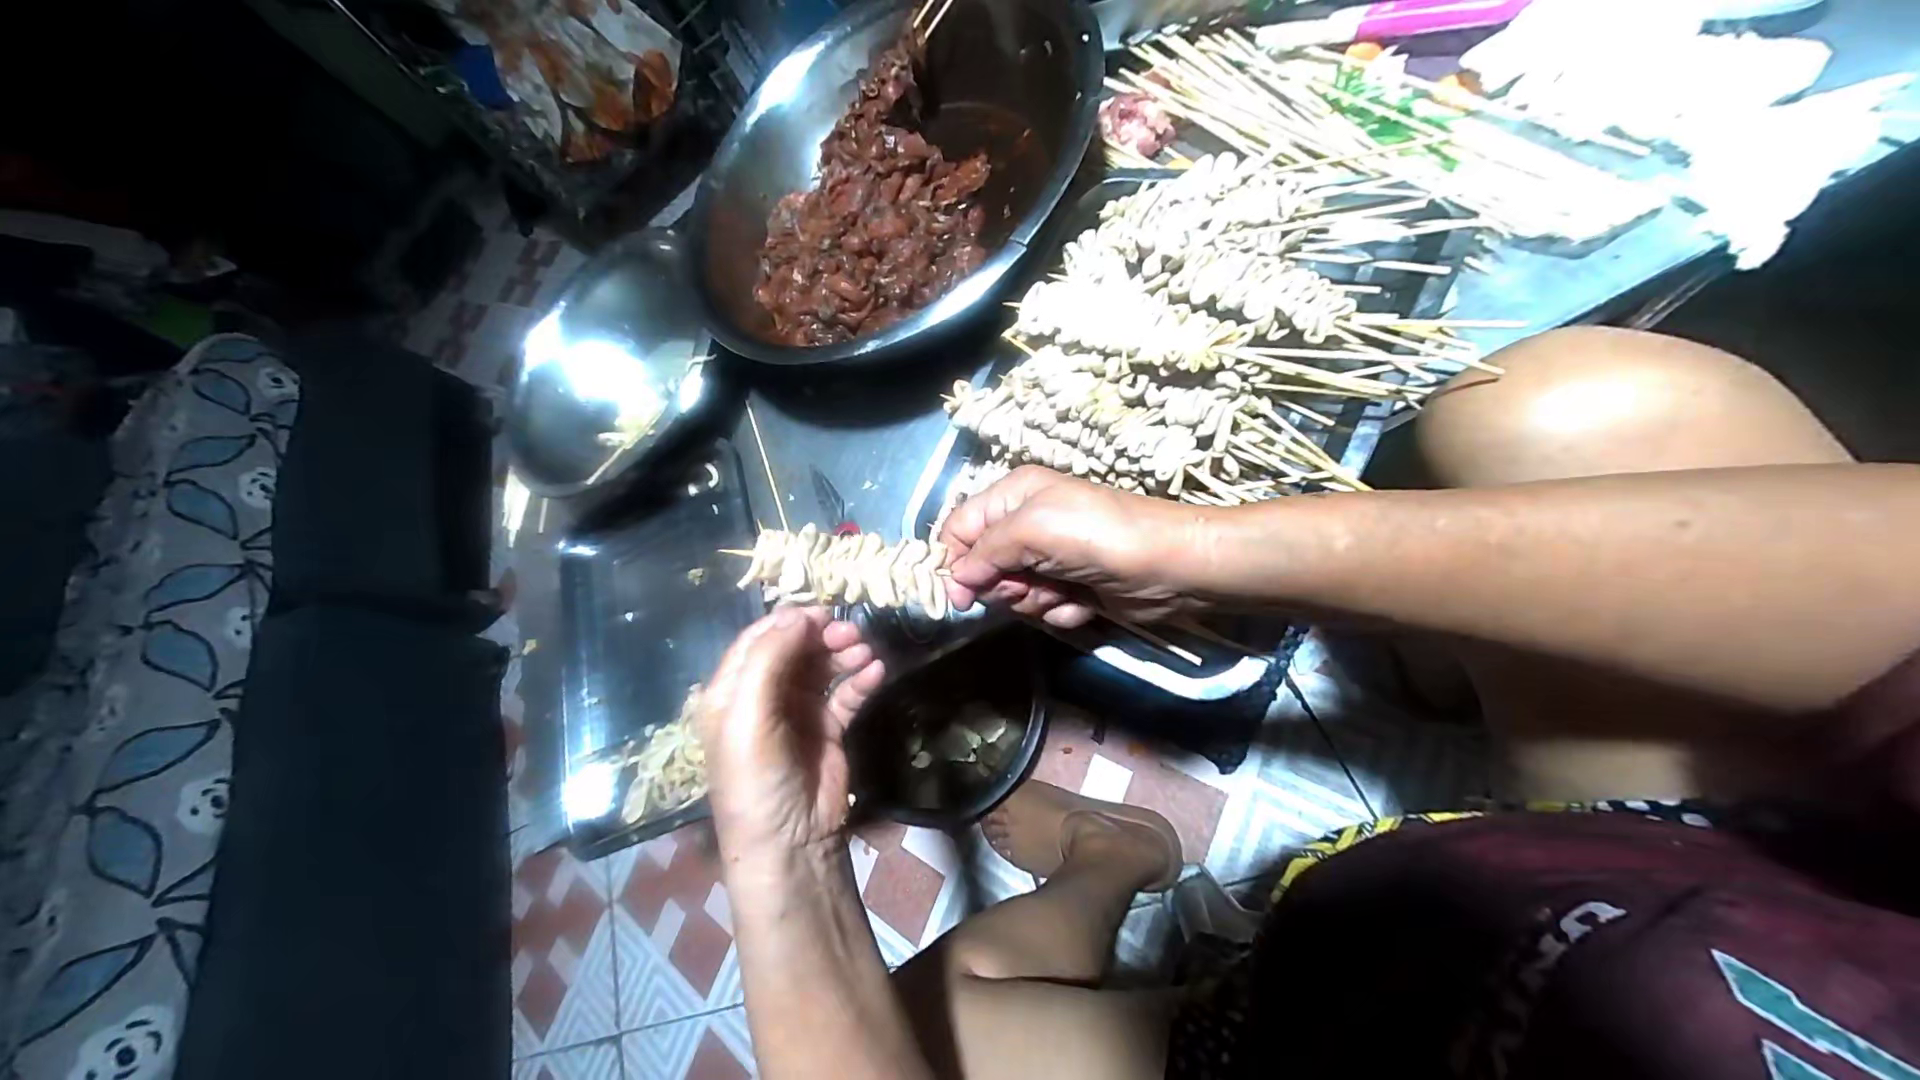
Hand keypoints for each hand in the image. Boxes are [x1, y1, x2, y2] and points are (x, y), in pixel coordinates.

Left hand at [697, 607, 885, 858]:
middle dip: (822, 635)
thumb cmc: (756, 779)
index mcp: (731, 691)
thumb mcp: (749, 718)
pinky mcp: (828, 727)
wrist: (791, 842)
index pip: (758, 640)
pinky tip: (875, 672)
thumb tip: (798, 617)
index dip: (787, 622)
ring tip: (864, 651)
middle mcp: (763, 696)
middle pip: (795, 649)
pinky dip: (860, 679)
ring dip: (844, 653)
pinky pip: (845, 693)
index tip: (820, 612)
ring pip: (822, 666)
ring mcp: (798, 711)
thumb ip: (770, 661)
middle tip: (850, 632)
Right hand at [939, 465, 1213, 627]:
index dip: (953, 561)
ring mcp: (1049, 557)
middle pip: (983, 566)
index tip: (957, 595)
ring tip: (1062, 590)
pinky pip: (1041, 607)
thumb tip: (955, 579)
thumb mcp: (1032, 528)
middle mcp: (1027, 523)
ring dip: (1034, 599)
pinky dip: (1059, 609)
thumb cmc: (1096, 535)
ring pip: (1011, 592)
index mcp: (1013, 495)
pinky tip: (1082, 600)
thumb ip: (985, 550)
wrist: (1169, 566)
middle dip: (1003, 583)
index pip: (960, 527)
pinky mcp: (1069, 585)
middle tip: (1027, 584)